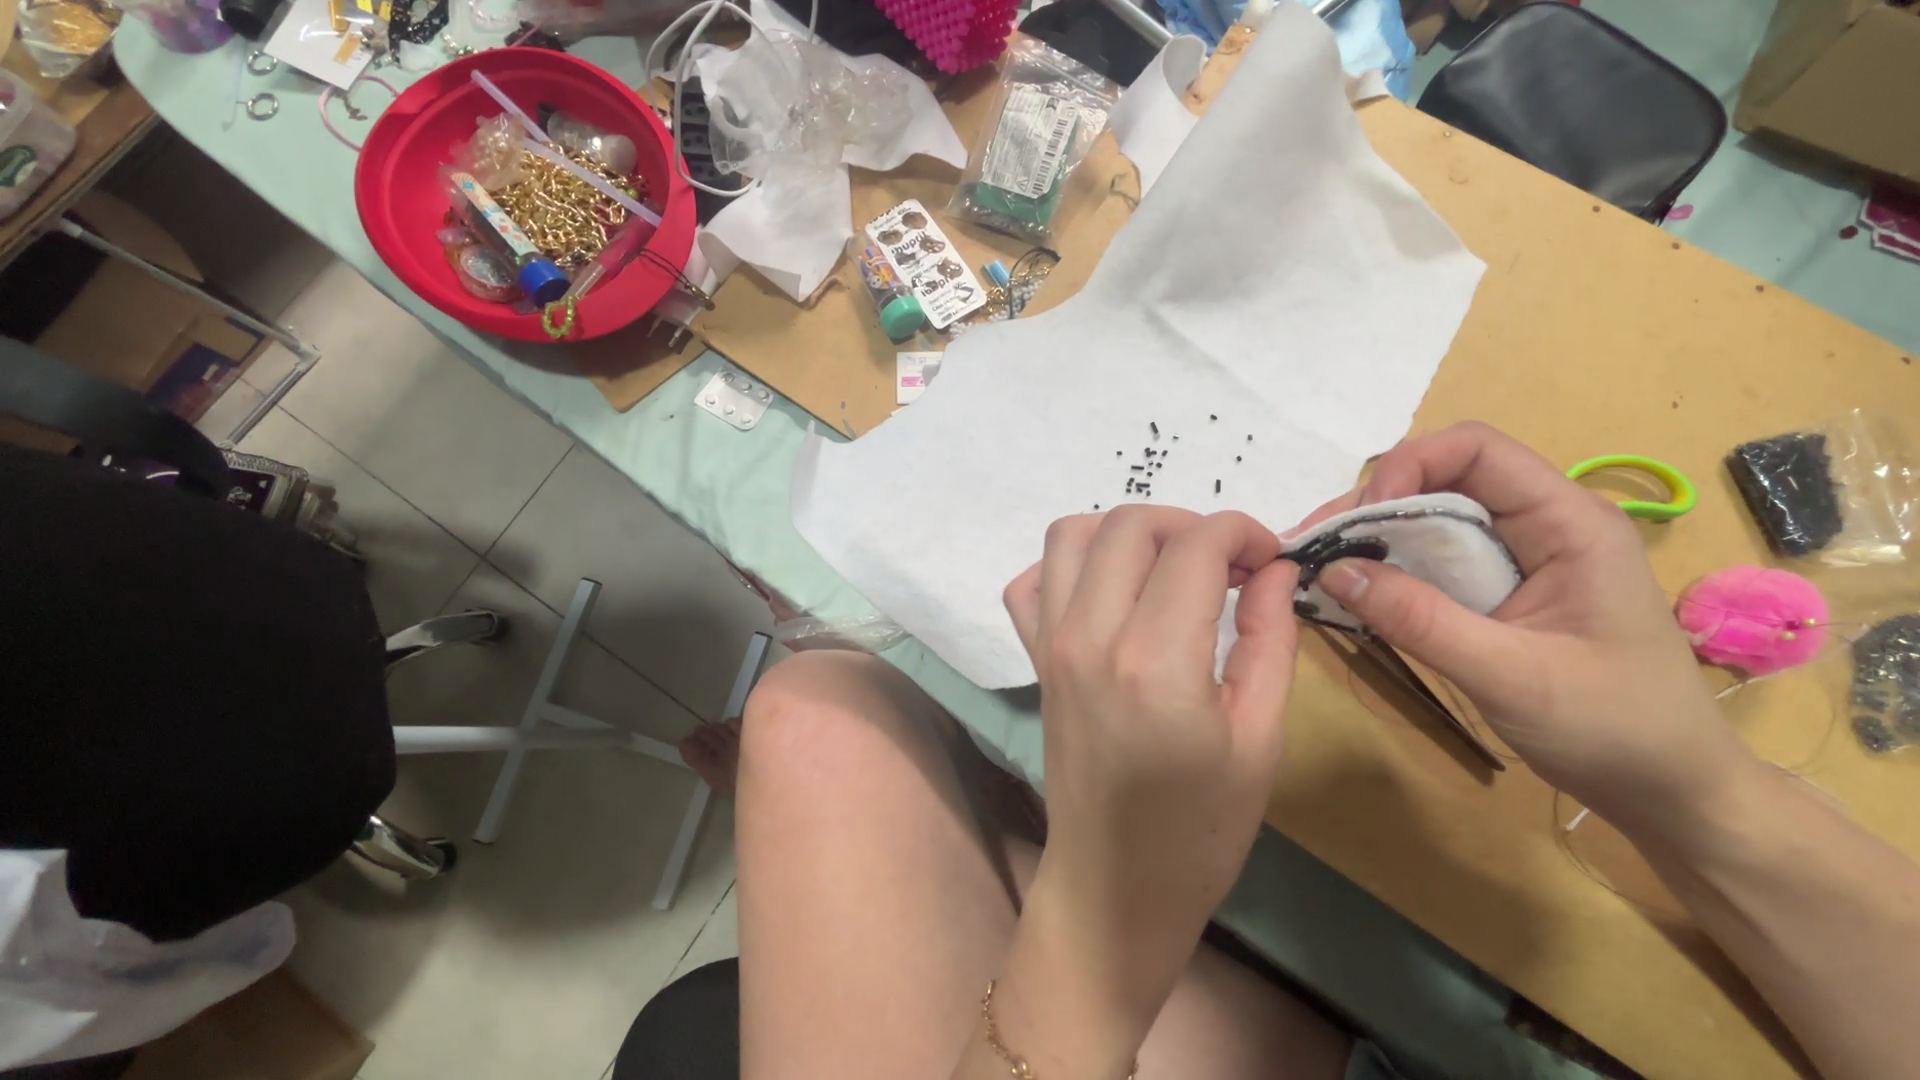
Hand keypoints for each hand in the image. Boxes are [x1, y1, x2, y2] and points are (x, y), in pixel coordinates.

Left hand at [995, 507, 1300, 1068]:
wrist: (1114, 883)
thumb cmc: (1200, 828)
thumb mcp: (1259, 738)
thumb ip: (1269, 638)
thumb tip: (1273, 567)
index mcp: (1155, 659)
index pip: (1194, 545)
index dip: (1242, 532)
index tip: (1270, 556)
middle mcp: (1090, 635)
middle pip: (1130, 524)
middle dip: (1190, 524)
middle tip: (1229, 565)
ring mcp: (1051, 644)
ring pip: (1071, 534)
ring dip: (1127, 532)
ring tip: (1170, 568)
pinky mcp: (1034, 659)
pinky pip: (1031, 582)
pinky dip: (1067, 565)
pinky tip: (1108, 591)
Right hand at [1299, 422, 1757, 834]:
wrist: (1672, 788)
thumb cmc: (1613, 727)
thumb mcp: (1509, 675)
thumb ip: (1420, 620)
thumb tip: (1334, 570)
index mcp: (1568, 524)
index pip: (1475, 450)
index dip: (1409, 467)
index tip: (1360, 521)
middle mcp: (1543, 525)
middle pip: (1443, 480)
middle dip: (1372, 506)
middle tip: (1314, 549)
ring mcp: (1522, 558)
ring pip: (1433, 520)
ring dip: (1374, 539)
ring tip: (1319, 569)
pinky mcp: (1503, 590)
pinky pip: (1436, 561)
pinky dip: (1390, 570)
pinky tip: (1354, 592)